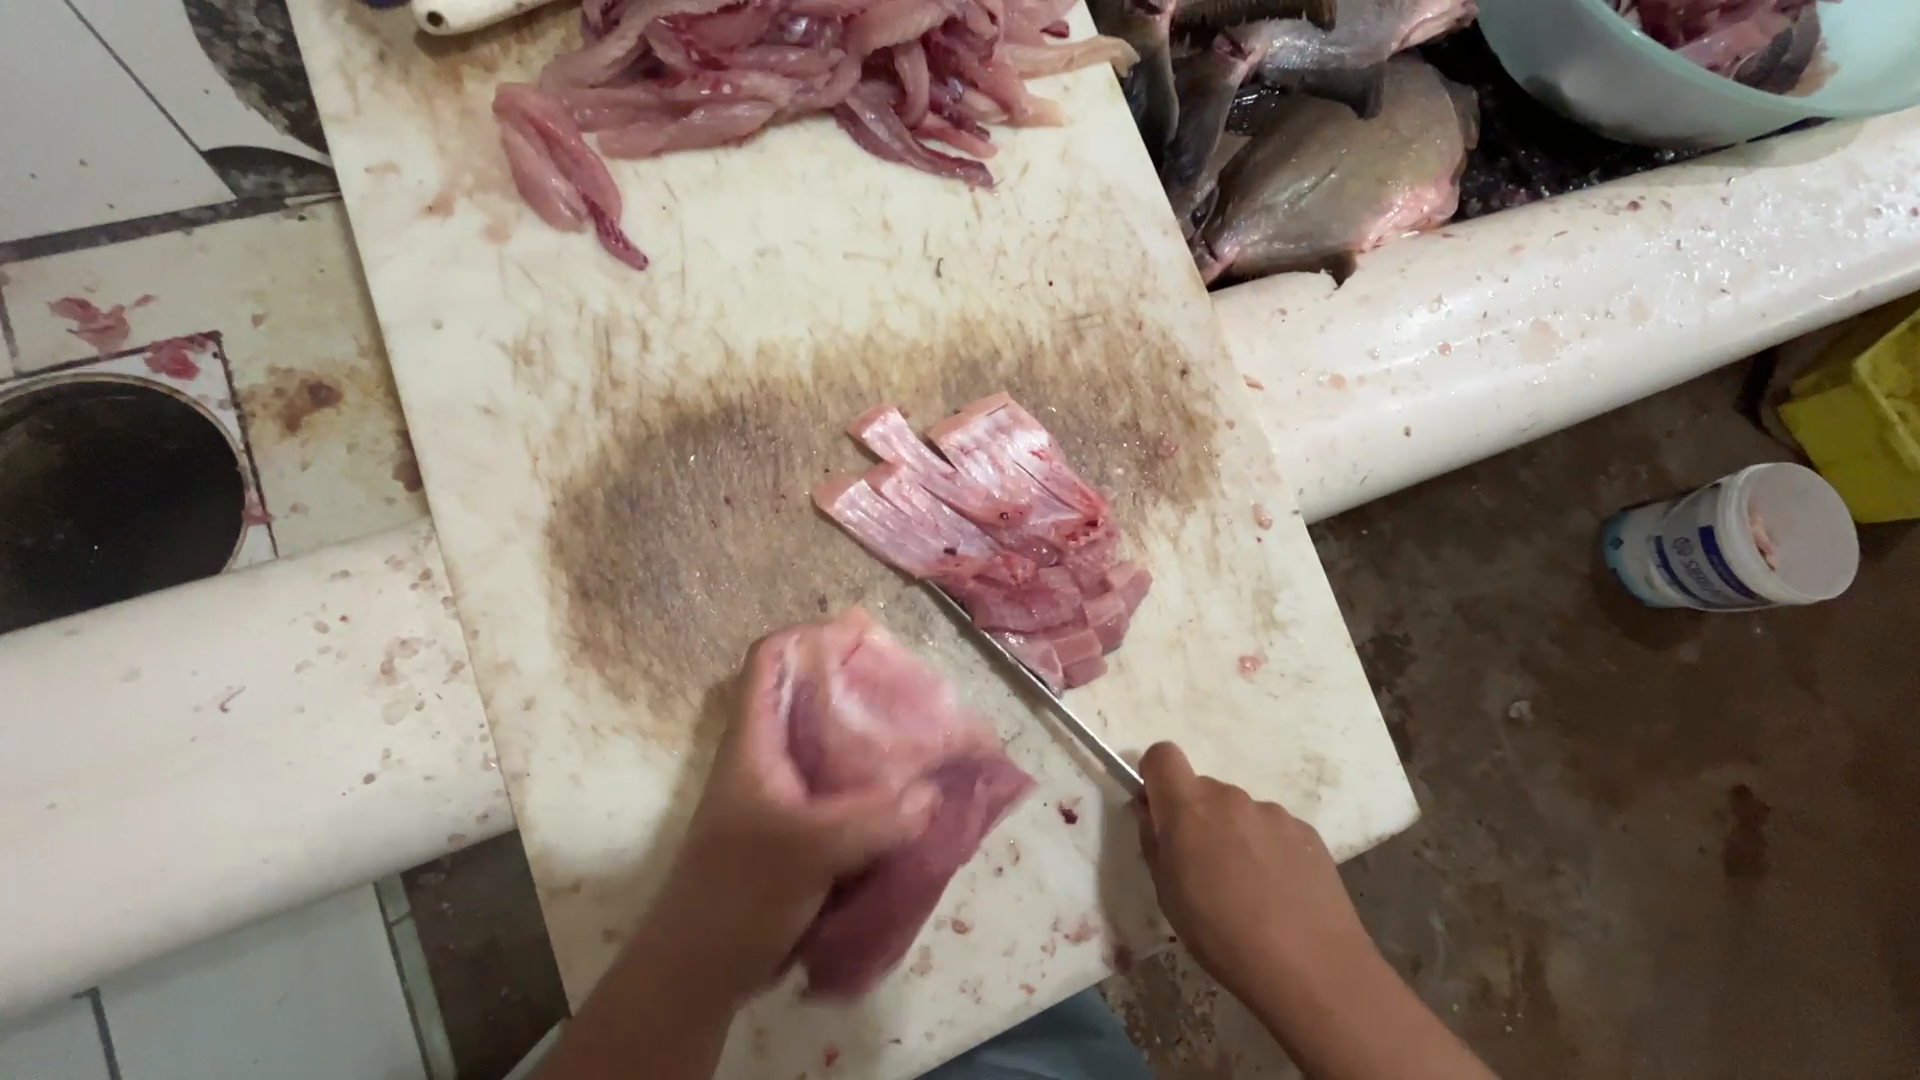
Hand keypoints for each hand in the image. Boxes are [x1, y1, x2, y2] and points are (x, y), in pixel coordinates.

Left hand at [637, 629, 936, 1003]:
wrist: (701, 973)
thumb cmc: (735, 896)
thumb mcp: (804, 851)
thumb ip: (871, 820)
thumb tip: (933, 795)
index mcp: (754, 740)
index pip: (770, 658)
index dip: (812, 635)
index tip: (867, 638)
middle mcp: (771, 756)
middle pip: (812, 695)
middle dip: (860, 683)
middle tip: (912, 687)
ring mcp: (788, 794)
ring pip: (835, 744)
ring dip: (876, 736)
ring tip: (925, 732)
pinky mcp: (806, 829)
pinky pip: (850, 789)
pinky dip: (882, 784)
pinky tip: (917, 794)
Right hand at [1135, 742, 1376, 1004]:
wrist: (1312, 968)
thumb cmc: (1222, 935)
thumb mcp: (1167, 894)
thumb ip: (1154, 842)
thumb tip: (1152, 813)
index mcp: (1189, 808)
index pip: (1162, 755)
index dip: (1155, 777)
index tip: (1158, 811)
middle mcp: (1231, 798)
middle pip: (1203, 790)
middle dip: (1196, 818)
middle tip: (1203, 868)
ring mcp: (1273, 813)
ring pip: (1239, 812)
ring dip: (1234, 836)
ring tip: (1248, 890)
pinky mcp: (1308, 832)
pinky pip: (1273, 830)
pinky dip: (1268, 851)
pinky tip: (1279, 895)